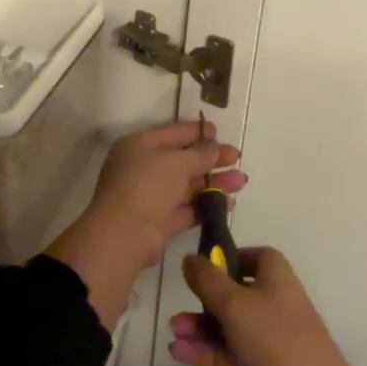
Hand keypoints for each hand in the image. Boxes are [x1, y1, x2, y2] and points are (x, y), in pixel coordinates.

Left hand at [45, 120, 245, 329]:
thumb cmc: (146, 185)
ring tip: (241, 180)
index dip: (196, 132)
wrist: (124, 234)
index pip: (172, 133)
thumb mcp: (175, 162)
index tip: (219, 131)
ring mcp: (151, 195)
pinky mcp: (160, 220)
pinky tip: (229, 202)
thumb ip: (199, 153)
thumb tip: (213, 146)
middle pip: (182, 160)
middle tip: (236, 157)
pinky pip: (187, 208)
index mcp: (139, 145)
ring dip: (213, 182)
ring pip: (187, 185)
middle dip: (210, 158)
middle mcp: (143, 168)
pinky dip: (206, 205)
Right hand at [173, 249, 366, 365]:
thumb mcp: (235, 302)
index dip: (229, 257)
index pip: (254, 256)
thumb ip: (207, 279)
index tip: (202, 264)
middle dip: (204, 297)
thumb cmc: (276, 338)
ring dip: (199, 326)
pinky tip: (177, 351)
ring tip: (174, 330)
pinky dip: (202, 351)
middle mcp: (270, 304)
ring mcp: (262, 338)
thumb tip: (189, 258)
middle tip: (181, 301)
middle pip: (232, 292)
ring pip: (224, 325)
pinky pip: (223, 353)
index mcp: (275, 279)